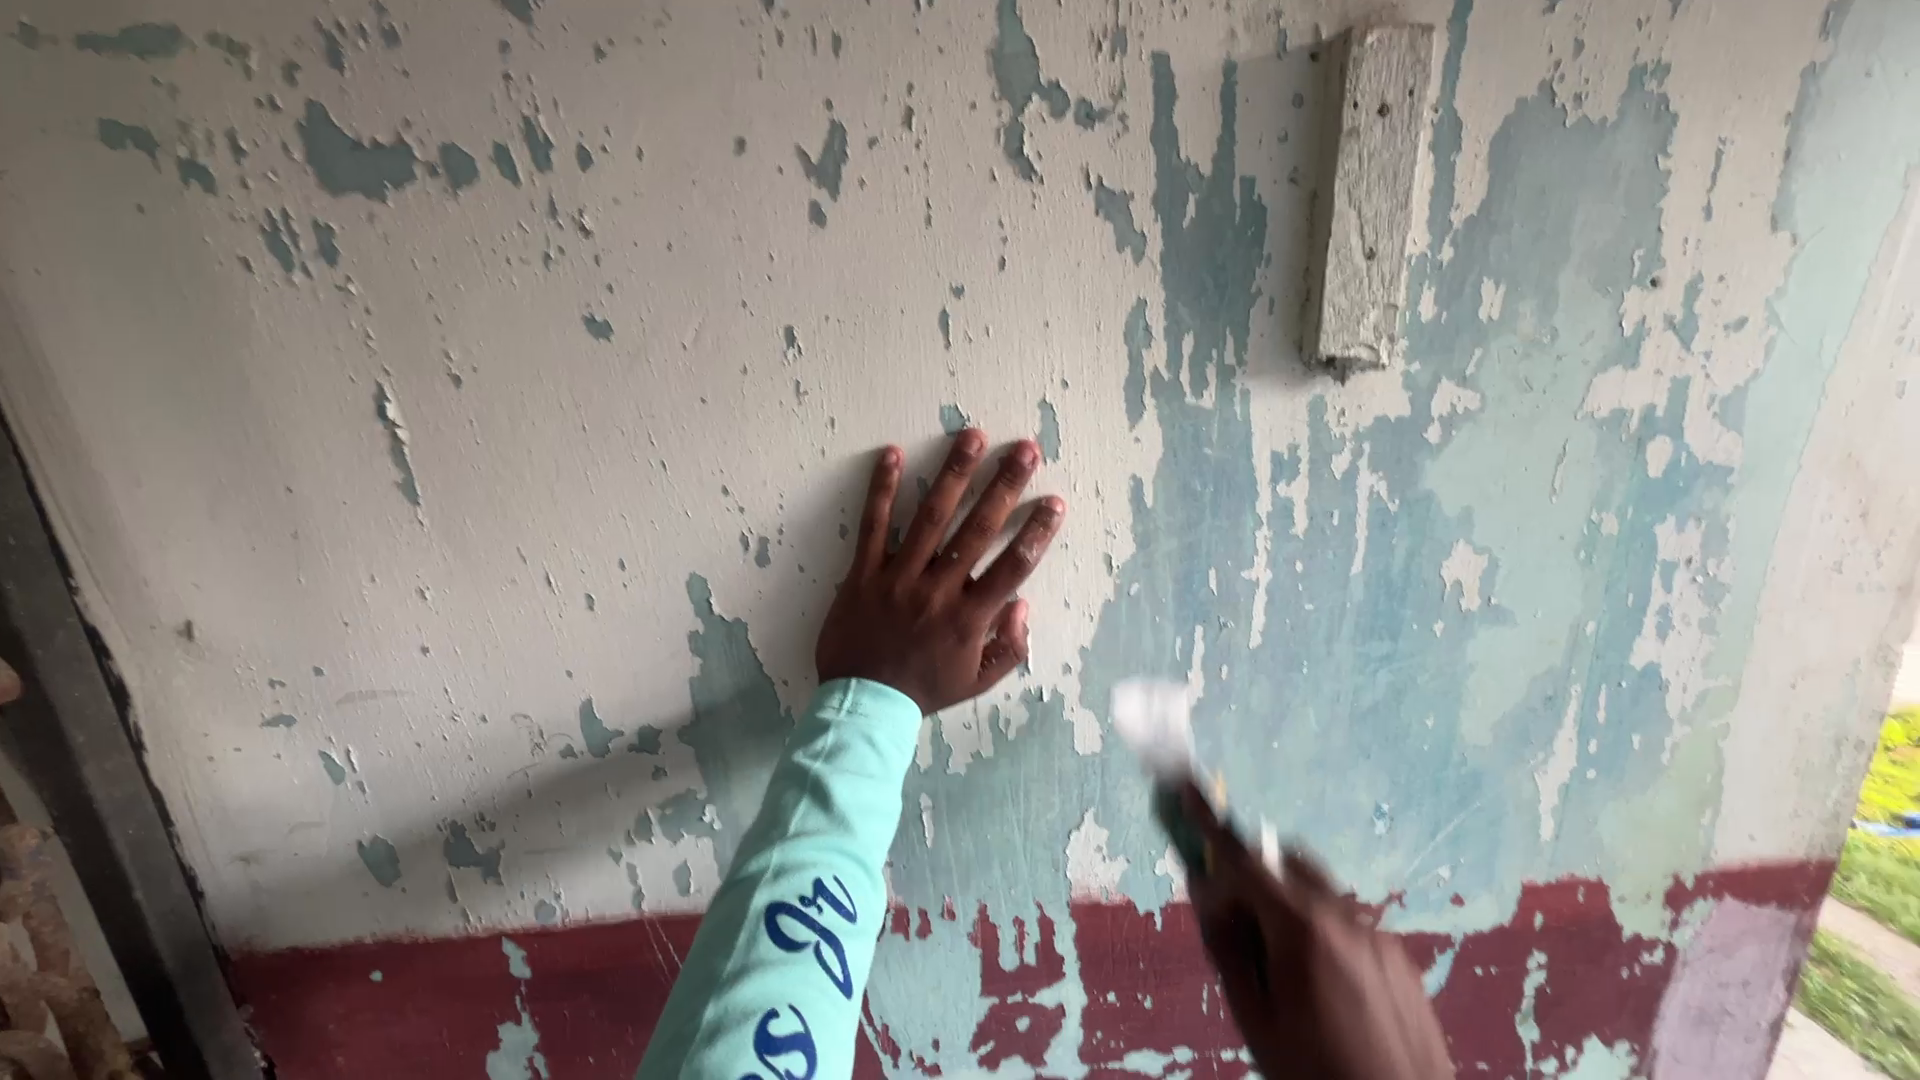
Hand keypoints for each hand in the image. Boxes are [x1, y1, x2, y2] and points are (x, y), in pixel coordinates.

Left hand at [815, 429, 1064, 714]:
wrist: (863, 703)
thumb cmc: (923, 690)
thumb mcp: (977, 681)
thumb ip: (1009, 647)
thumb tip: (1023, 604)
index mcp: (969, 617)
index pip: (1012, 566)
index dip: (1036, 532)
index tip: (1054, 501)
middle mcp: (938, 590)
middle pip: (977, 530)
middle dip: (1005, 485)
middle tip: (1026, 449)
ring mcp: (899, 577)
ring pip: (931, 517)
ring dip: (954, 474)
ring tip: (973, 437)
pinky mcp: (864, 572)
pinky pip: (873, 525)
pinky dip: (883, 489)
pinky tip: (893, 454)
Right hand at [1182, 785, 1453, 1079]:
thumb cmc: (1314, 1070)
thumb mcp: (1253, 1015)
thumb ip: (1226, 944)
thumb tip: (1205, 890)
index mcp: (1302, 928)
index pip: (1243, 859)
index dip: (1209, 822)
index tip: (1185, 789)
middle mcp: (1344, 916)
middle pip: (1284, 862)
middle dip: (1253, 873)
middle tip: (1237, 922)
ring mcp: (1377, 933)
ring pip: (1316, 888)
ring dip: (1287, 900)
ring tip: (1282, 962)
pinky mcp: (1399, 955)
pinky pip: (1346, 918)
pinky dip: (1320, 927)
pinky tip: (1322, 982)